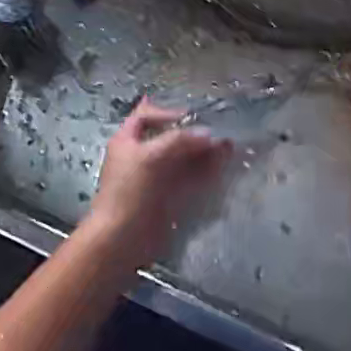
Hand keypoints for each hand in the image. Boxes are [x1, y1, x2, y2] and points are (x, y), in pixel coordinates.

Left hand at [85, 100, 231, 269]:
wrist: (122, 237)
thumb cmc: (129, 191)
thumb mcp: (149, 157)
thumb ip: (177, 141)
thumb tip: (206, 133)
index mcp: (127, 140)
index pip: (145, 116)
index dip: (166, 113)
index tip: (191, 117)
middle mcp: (141, 156)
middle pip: (168, 139)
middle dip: (192, 135)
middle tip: (219, 134)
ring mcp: (156, 178)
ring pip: (182, 159)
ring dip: (203, 152)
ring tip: (227, 146)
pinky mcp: (169, 198)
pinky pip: (189, 179)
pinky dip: (205, 172)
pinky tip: (221, 167)